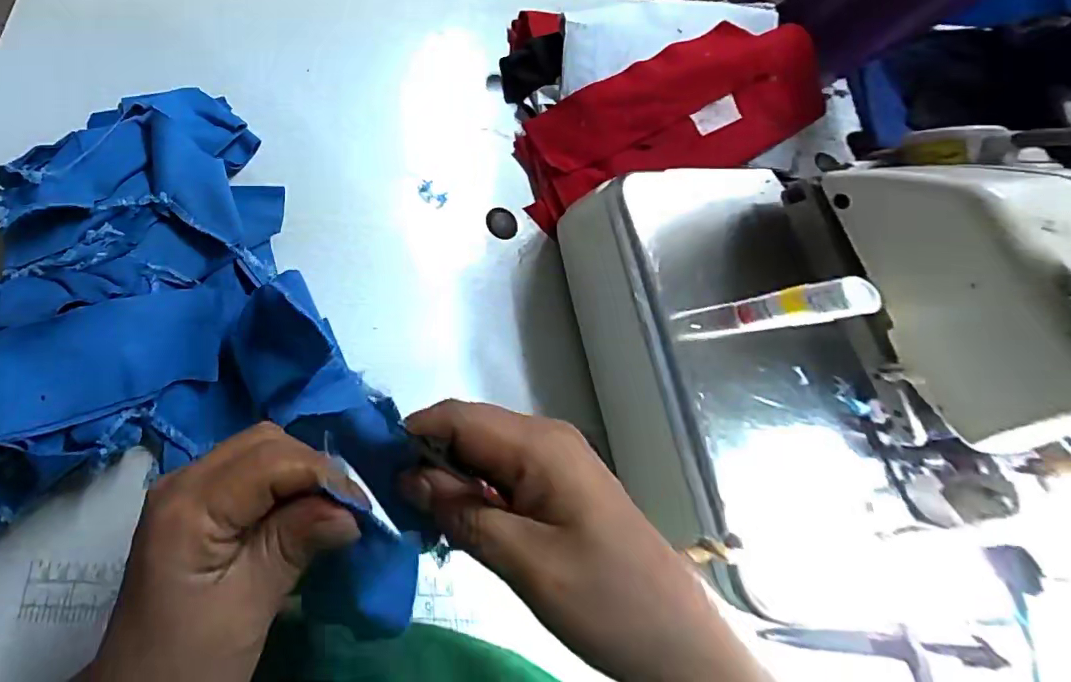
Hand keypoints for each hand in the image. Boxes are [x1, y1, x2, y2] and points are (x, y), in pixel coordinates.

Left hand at [84, 423, 362, 681]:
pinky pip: (241, 472)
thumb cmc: (191, 658)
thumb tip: (348, 512)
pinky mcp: (190, 503)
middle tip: (348, 508)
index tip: (362, 505)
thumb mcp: (248, 605)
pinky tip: (298, 511)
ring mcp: (182, 487)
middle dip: (308, 465)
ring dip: (294, 471)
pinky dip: (275, 483)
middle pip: (258, 443)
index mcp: (190, 501)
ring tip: (330, 509)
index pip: (265, 458)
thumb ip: (292, 546)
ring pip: (251, 451)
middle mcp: (182, 478)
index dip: (318, 471)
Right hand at [400, 401, 769, 681]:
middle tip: (406, 507)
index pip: (455, 417)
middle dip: (429, 460)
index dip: (413, 436)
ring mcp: (552, 459)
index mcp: (539, 444)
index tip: (382, 472)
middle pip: (465, 429)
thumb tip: (407, 478)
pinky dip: (473, 491)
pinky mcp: (556, 482)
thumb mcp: (526, 562)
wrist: (688, 654)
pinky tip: (464, 524)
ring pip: (478, 450)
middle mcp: (544, 438)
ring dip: (449, 479)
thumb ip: (462, 512)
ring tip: (431, 521)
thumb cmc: (610, 603)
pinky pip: (498, 470)